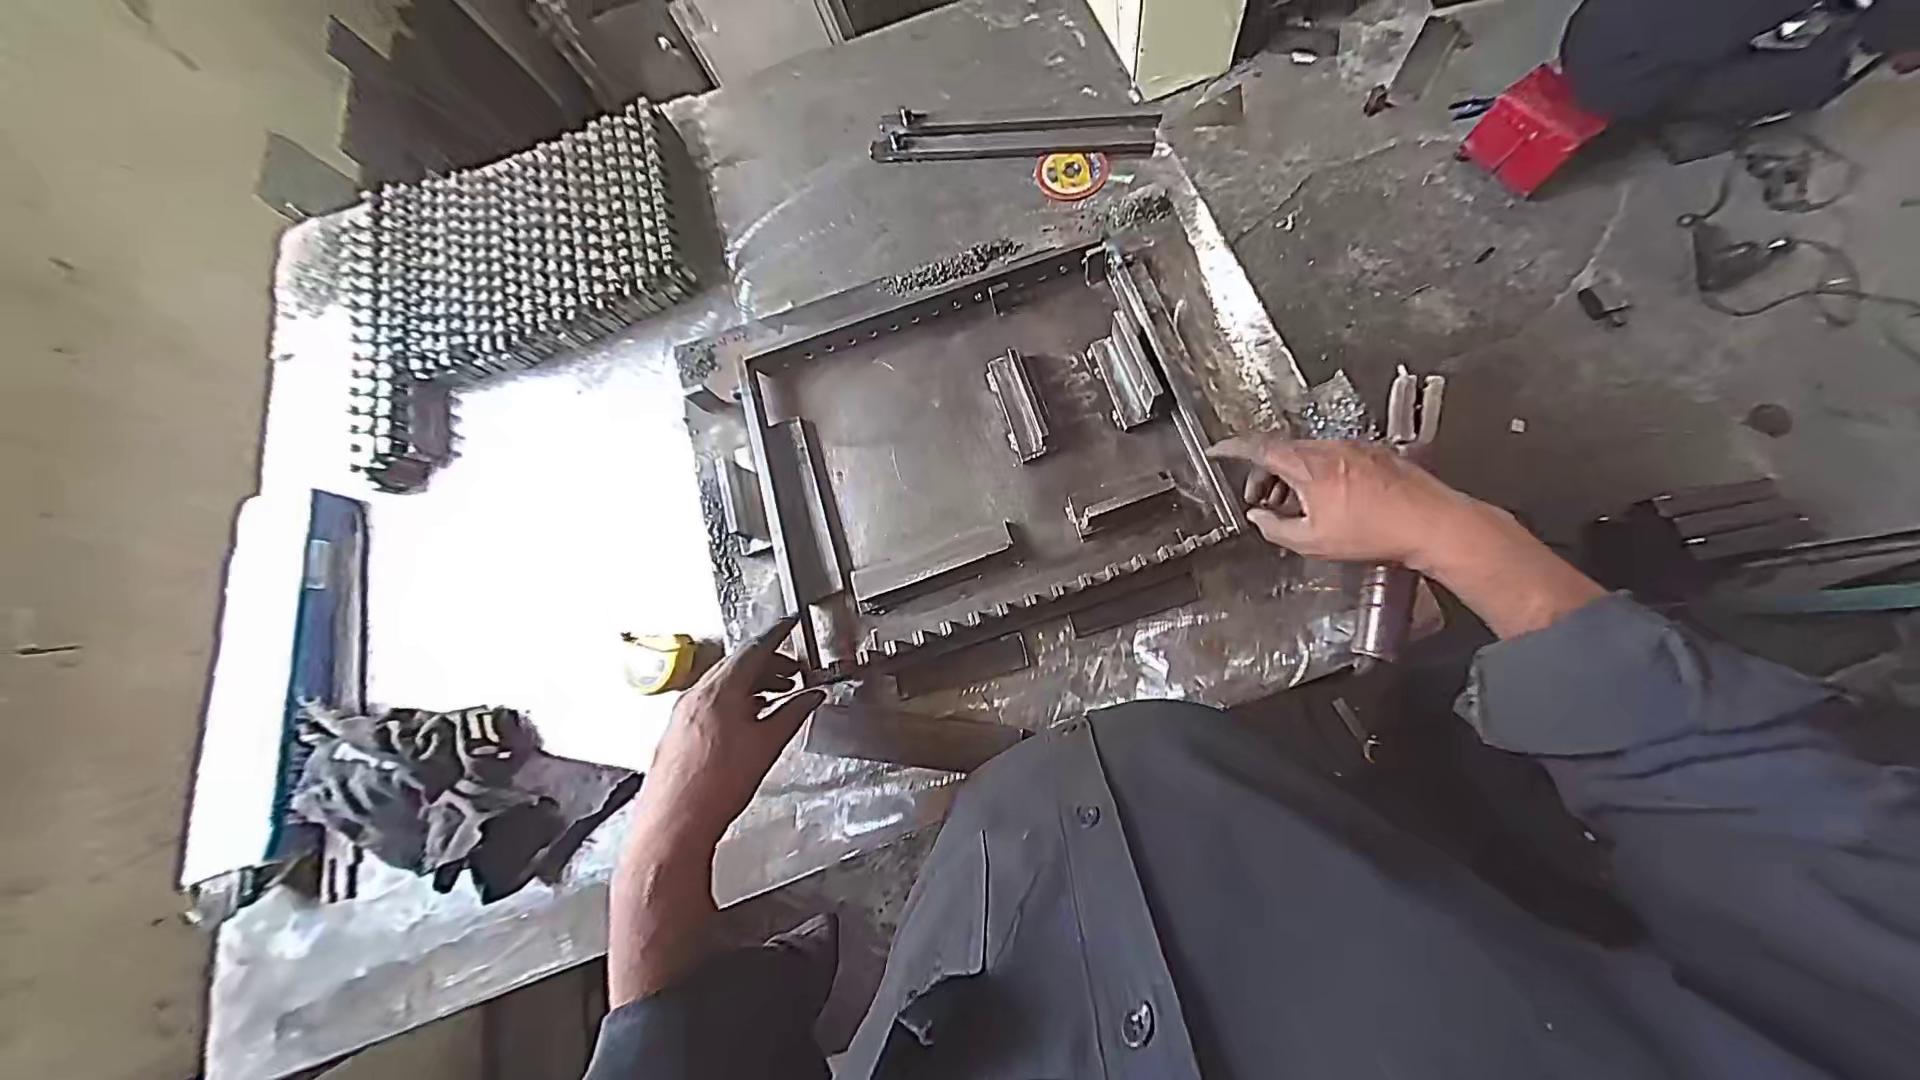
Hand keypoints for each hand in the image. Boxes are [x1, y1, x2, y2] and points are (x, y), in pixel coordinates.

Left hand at [635, 615, 826, 848]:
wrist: (674, 825)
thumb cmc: (716, 787)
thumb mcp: (768, 745)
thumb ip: (793, 713)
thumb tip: (812, 696)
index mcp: (720, 690)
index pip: (753, 649)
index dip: (776, 634)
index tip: (789, 623)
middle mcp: (697, 694)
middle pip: (737, 663)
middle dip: (768, 662)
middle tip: (792, 669)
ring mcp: (683, 711)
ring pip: (723, 681)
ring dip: (752, 681)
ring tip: (776, 693)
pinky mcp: (677, 729)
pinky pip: (710, 699)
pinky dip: (734, 697)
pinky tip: (749, 715)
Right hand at [1207, 435, 1480, 569]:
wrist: (1435, 525)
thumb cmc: (1376, 533)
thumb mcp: (1311, 541)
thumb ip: (1275, 528)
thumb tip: (1260, 519)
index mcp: (1308, 466)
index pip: (1258, 449)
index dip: (1232, 450)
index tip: (1217, 451)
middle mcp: (1330, 449)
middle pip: (1281, 452)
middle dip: (1263, 474)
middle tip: (1260, 500)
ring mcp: (1354, 448)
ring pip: (1306, 454)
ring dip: (1290, 475)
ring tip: (1293, 506)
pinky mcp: (1375, 454)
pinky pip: (1331, 457)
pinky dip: (1316, 473)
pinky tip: (1323, 500)